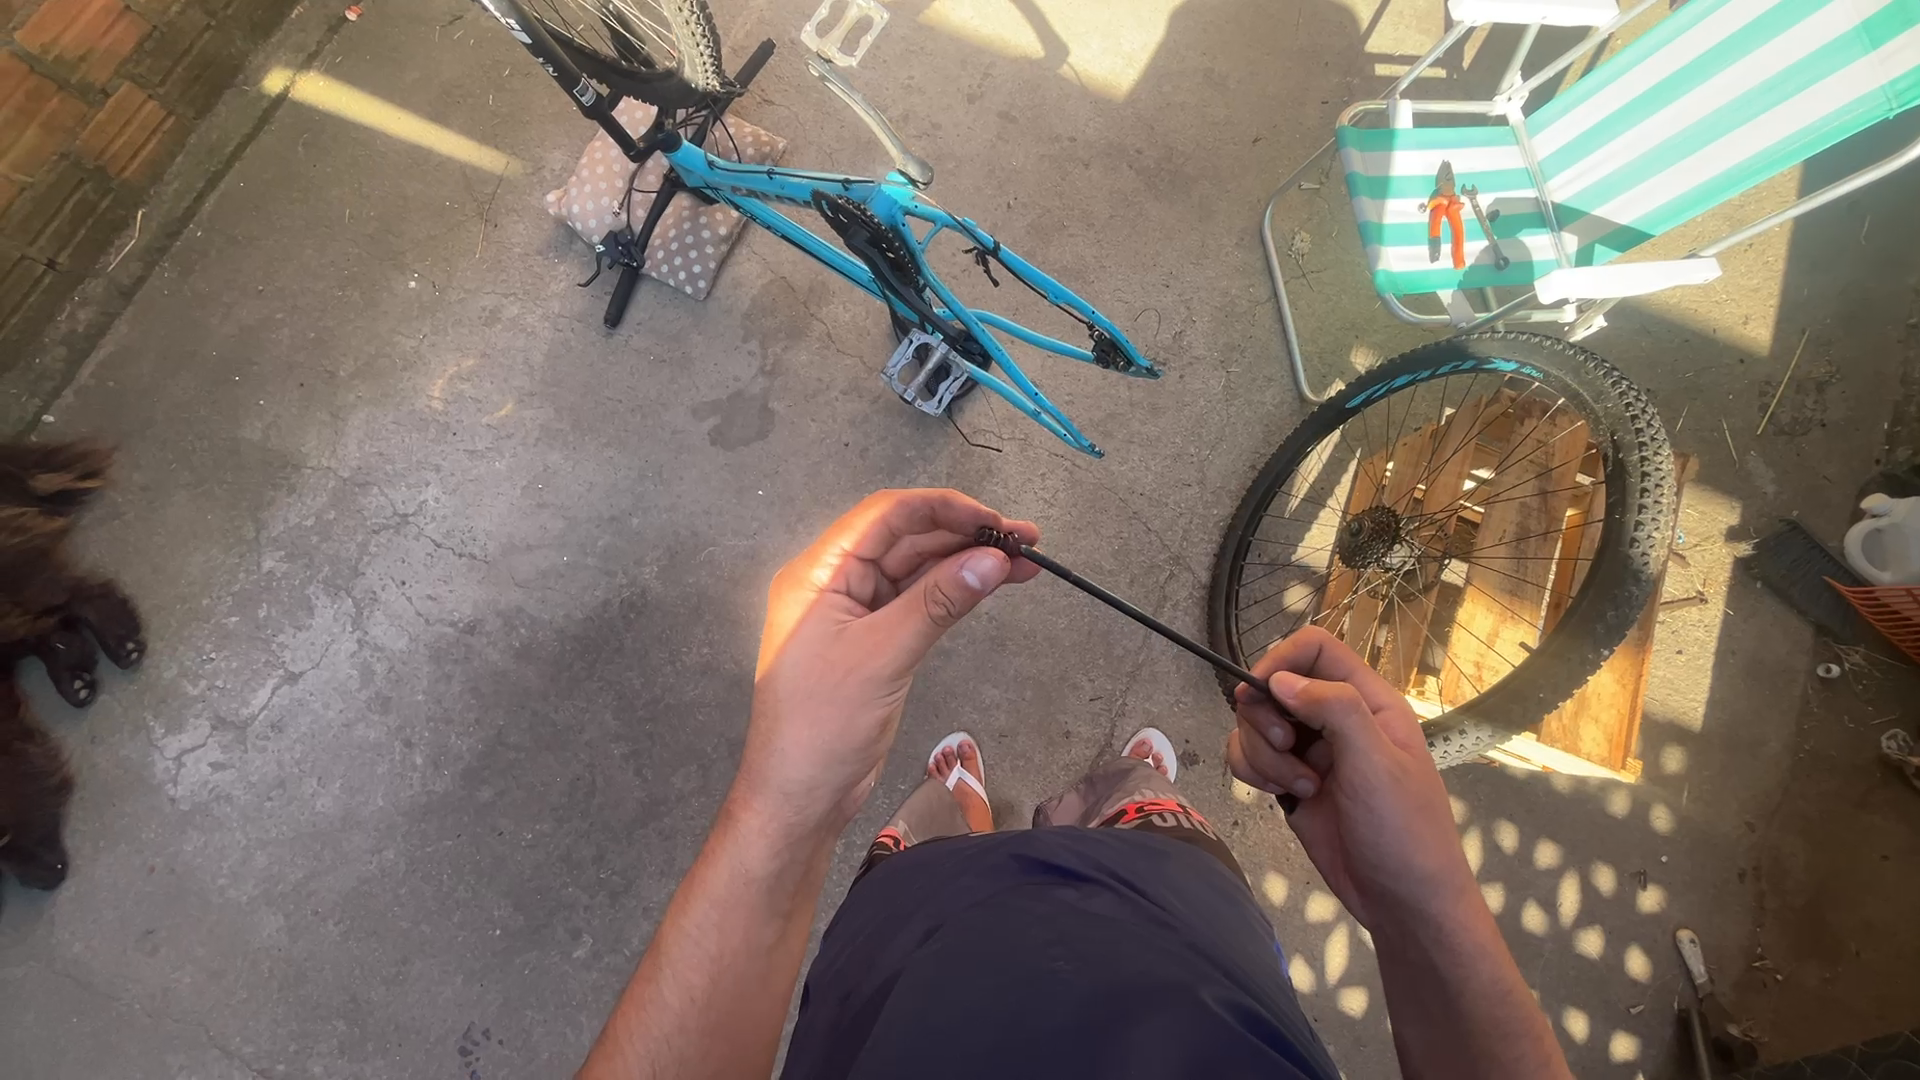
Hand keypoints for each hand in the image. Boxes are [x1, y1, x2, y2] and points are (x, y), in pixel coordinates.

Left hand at [737, 489, 1039, 839]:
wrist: (799, 799)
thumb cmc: (824, 725)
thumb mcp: (882, 656)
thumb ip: (938, 602)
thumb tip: (995, 559)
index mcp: (821, 571)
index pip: (886, 515)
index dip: (944, 509)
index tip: (996, 522)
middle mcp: (837, 581)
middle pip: (907, 539)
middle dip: (965, 535)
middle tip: (1026, 541)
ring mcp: (857, 611)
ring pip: (918, 570)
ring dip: (967, 563)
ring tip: (1024, 562)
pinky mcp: (875, 639)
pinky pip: (919, 601)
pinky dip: (955, 592)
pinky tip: (991, 585)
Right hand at [1225, 626, 1477, 930]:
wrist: (1402, 904)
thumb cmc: (1404, 832)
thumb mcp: (1377, 765)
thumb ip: (1334, 710)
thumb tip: (1279, 679)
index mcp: (1367, 702)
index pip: (1314, 649)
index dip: (1280, 659)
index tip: (1259, 692)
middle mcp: (1335, 717)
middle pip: (1273, 684)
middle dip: (1265, 717)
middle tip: (1285, 747)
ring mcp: (1309, 749)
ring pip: (1254, 721)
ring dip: (1261, 752)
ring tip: (1298, 788)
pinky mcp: (1288, 778)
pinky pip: (1248, 754)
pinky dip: (1252, 770)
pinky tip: (1281, 797)